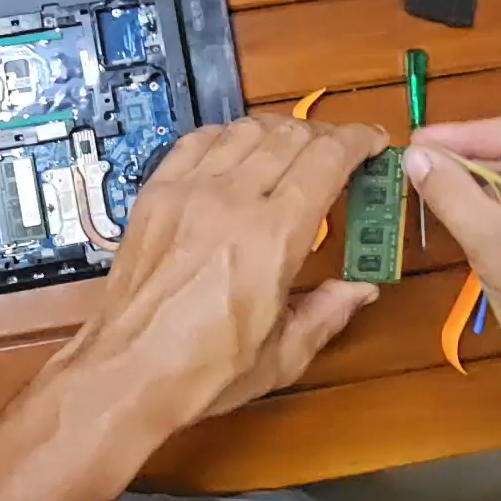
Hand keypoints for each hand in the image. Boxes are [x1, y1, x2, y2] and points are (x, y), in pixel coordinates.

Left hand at [54, 116, 388, 425]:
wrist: (125, 371)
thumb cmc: (205, 371)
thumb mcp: (281, 357)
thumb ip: (327, 314)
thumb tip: (361, 289)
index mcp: (273, 236)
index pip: (327, 158)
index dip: (358, 140)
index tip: (374, 142)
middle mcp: (232, 199)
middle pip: (290, 136)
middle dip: (324, 135)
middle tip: (338, 152)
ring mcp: (189, 189)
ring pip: (245, 129)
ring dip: (279, 130)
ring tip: (292, 148)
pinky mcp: (156, 191)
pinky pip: (198, 140)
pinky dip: (228, 135)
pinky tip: (237, 150)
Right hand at [404, 116, 500, 430]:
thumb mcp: (494, 245)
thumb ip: (452, 193)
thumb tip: (413, 154)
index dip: (463, 133)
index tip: (416, 142)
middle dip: (465, 158)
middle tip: (414, 163)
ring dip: (472, 185)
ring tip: (424, 184)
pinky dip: (486, 210)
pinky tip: (453, 212)